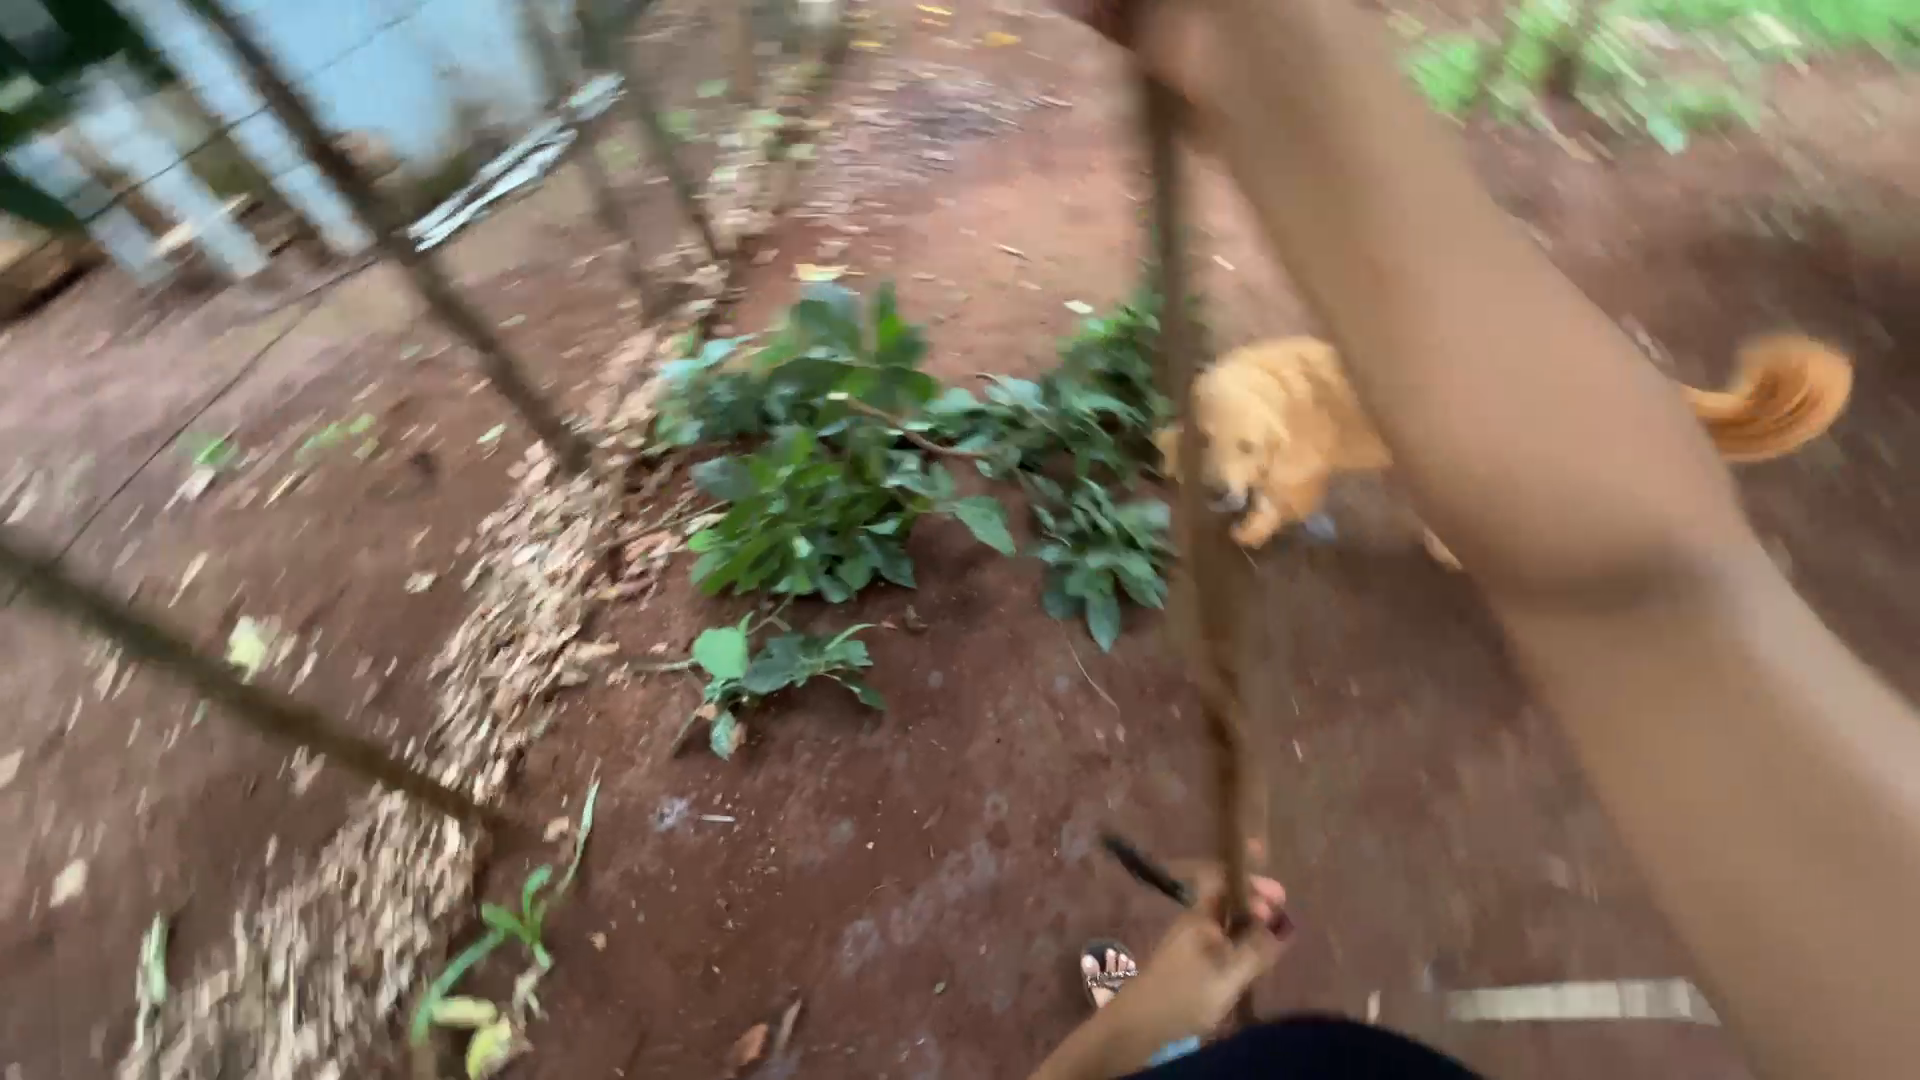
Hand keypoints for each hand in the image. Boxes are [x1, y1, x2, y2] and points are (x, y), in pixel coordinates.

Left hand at [1115, 865, 1291, 1045]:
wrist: (1144, 1018)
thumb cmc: (1187, 992)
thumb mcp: (1228, 974)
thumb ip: (1255, 950)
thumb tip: (1283, 924)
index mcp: (1201, 915)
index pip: (1225, 879)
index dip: (1251, 882)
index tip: (1278, 895)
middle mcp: (1196, 920)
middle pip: (1228, 898)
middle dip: (1256, 902)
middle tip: (1280, 916)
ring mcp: (1192, 938)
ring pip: (1226, 919)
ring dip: (1250, 922)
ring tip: (1273, 936)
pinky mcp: (1192, 958)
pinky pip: (1222, 938)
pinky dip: (1240, 939)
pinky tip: (1252, 956)